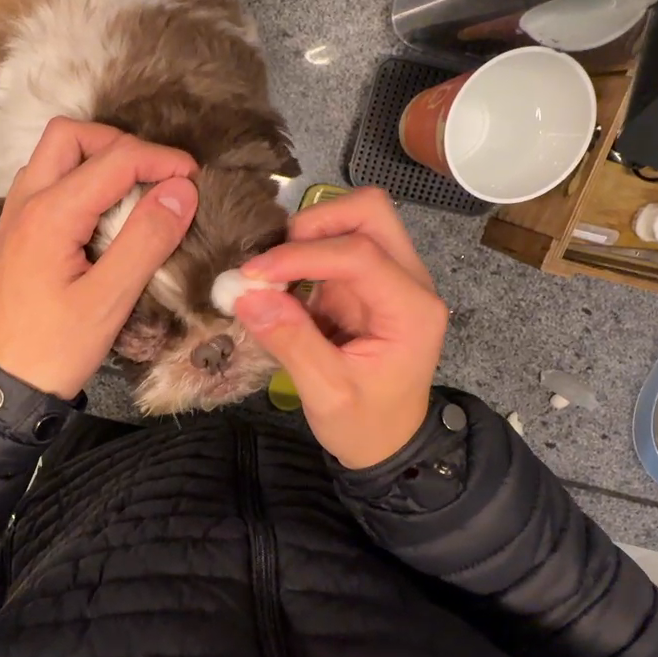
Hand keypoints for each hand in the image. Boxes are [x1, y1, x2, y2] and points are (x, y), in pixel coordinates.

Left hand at [0, 118, 199, 397]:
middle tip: (157, 176)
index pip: (115, 158)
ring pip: (54, 158)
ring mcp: (15, 218)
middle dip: (120, 144)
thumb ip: (145, 241)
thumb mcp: (107, 301)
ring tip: (135, 192)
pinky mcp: (15, 237)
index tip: (195, 180)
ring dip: (96, 160)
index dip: (161, 160)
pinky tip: (103, 216)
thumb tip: (181, 192)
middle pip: (71, 137)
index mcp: (51, 213)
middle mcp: (27, 202)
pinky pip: (46, 185)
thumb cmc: (51, 350)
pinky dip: (79, 182)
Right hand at [233, 188, 447, 468]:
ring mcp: (389, 278)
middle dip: (314, 224)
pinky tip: (280, 283)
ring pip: (355, 220)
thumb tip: (246, 296)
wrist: (389, 444)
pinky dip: (304, 254)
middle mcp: (409, 282)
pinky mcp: (366, 285)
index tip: (252, 276)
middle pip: (370, 212)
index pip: (359, 254)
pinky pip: (337, 246)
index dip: (300, 256)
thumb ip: (291, 342)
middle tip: (272, 260)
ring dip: (309, 235)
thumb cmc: (366, 424)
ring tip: (273, 273)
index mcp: (411, 310)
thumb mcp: (326, 394)